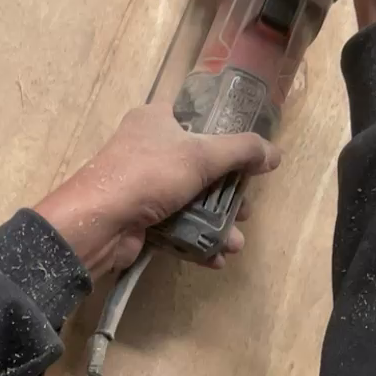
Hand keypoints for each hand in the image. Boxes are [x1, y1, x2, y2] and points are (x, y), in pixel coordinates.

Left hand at [34, 104, 281, 274]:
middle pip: (201, 166)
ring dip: (217, 223)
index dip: (225, 133)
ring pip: (192, 200)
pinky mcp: (141, 218)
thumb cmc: (149, 174)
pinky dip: (198, 241)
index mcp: (157, 119)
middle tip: (246, 209)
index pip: (197, 117)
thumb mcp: (202, 155)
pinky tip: (216, 257)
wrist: (99, 223)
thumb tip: (275, 154)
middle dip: (229, 193)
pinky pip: (178, 227)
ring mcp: (144, 186)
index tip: (249, 156)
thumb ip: (242, 151)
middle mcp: (149, 148)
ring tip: (235, 242)